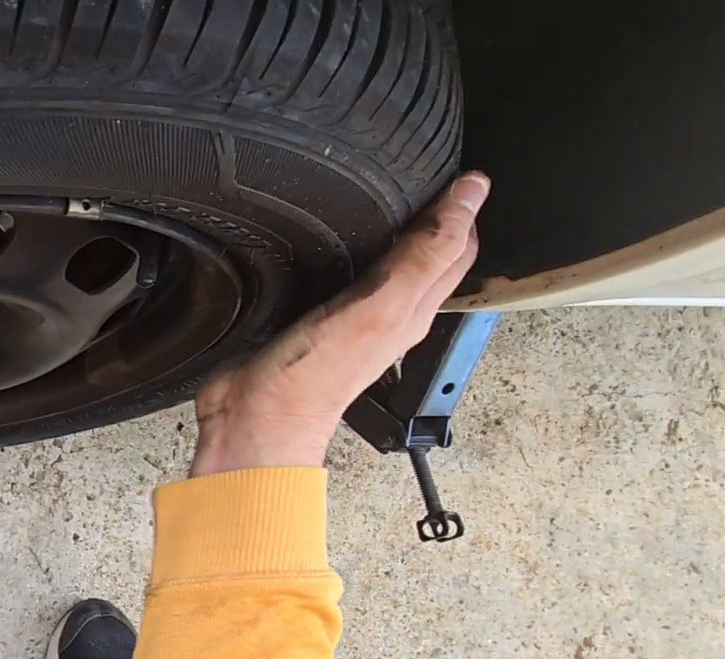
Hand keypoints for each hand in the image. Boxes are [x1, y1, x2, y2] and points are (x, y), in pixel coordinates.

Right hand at [189, 172, 490, 476]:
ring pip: (368, 270)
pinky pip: (320, 286)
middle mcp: (379, 315)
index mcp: (411, 309)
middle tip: (420, 180)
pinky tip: (315, 252)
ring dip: (374, 240)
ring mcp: (335, 322)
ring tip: (372, 207)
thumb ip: (425, 252)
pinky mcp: (294, 327)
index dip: (460, 208)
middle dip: (424, 218)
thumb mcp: (381, 308)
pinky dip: (326, 263)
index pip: (454, 248)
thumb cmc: (314, 377)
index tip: (455, 173)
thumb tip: (473, 191)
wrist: (251, 419)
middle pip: (416, 257)